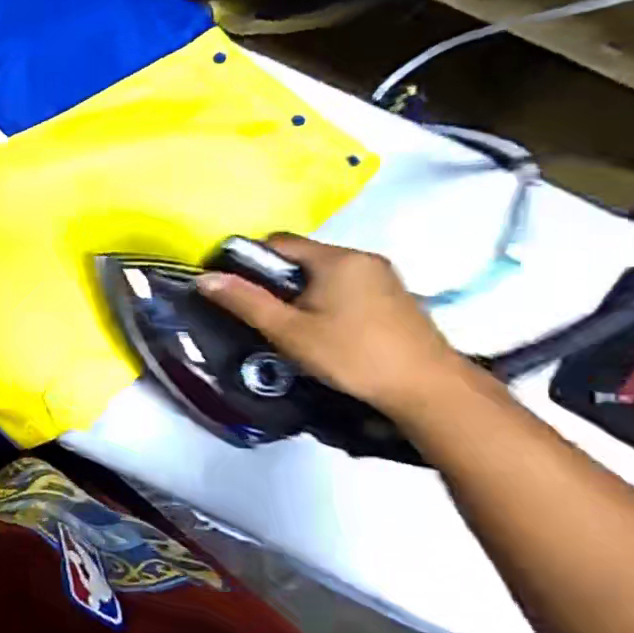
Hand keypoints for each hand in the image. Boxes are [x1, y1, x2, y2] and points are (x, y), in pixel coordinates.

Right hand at [194, 233, 472, 413]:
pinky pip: (346, 285)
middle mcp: (362, 257)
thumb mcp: (288, 331)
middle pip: (302, 256)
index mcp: (336, 259)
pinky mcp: (395, 296)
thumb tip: (204, 277)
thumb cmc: (352, 355)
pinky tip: (324, 329)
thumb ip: (244, 301)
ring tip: (291, 324)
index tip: (235, 288)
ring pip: (323, 272)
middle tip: (262, 313)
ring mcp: (384, 276)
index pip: (278, 242)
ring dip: (301, 291)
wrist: (430, 390)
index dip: (249, 260)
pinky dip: (325, 299)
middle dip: (276, 278)